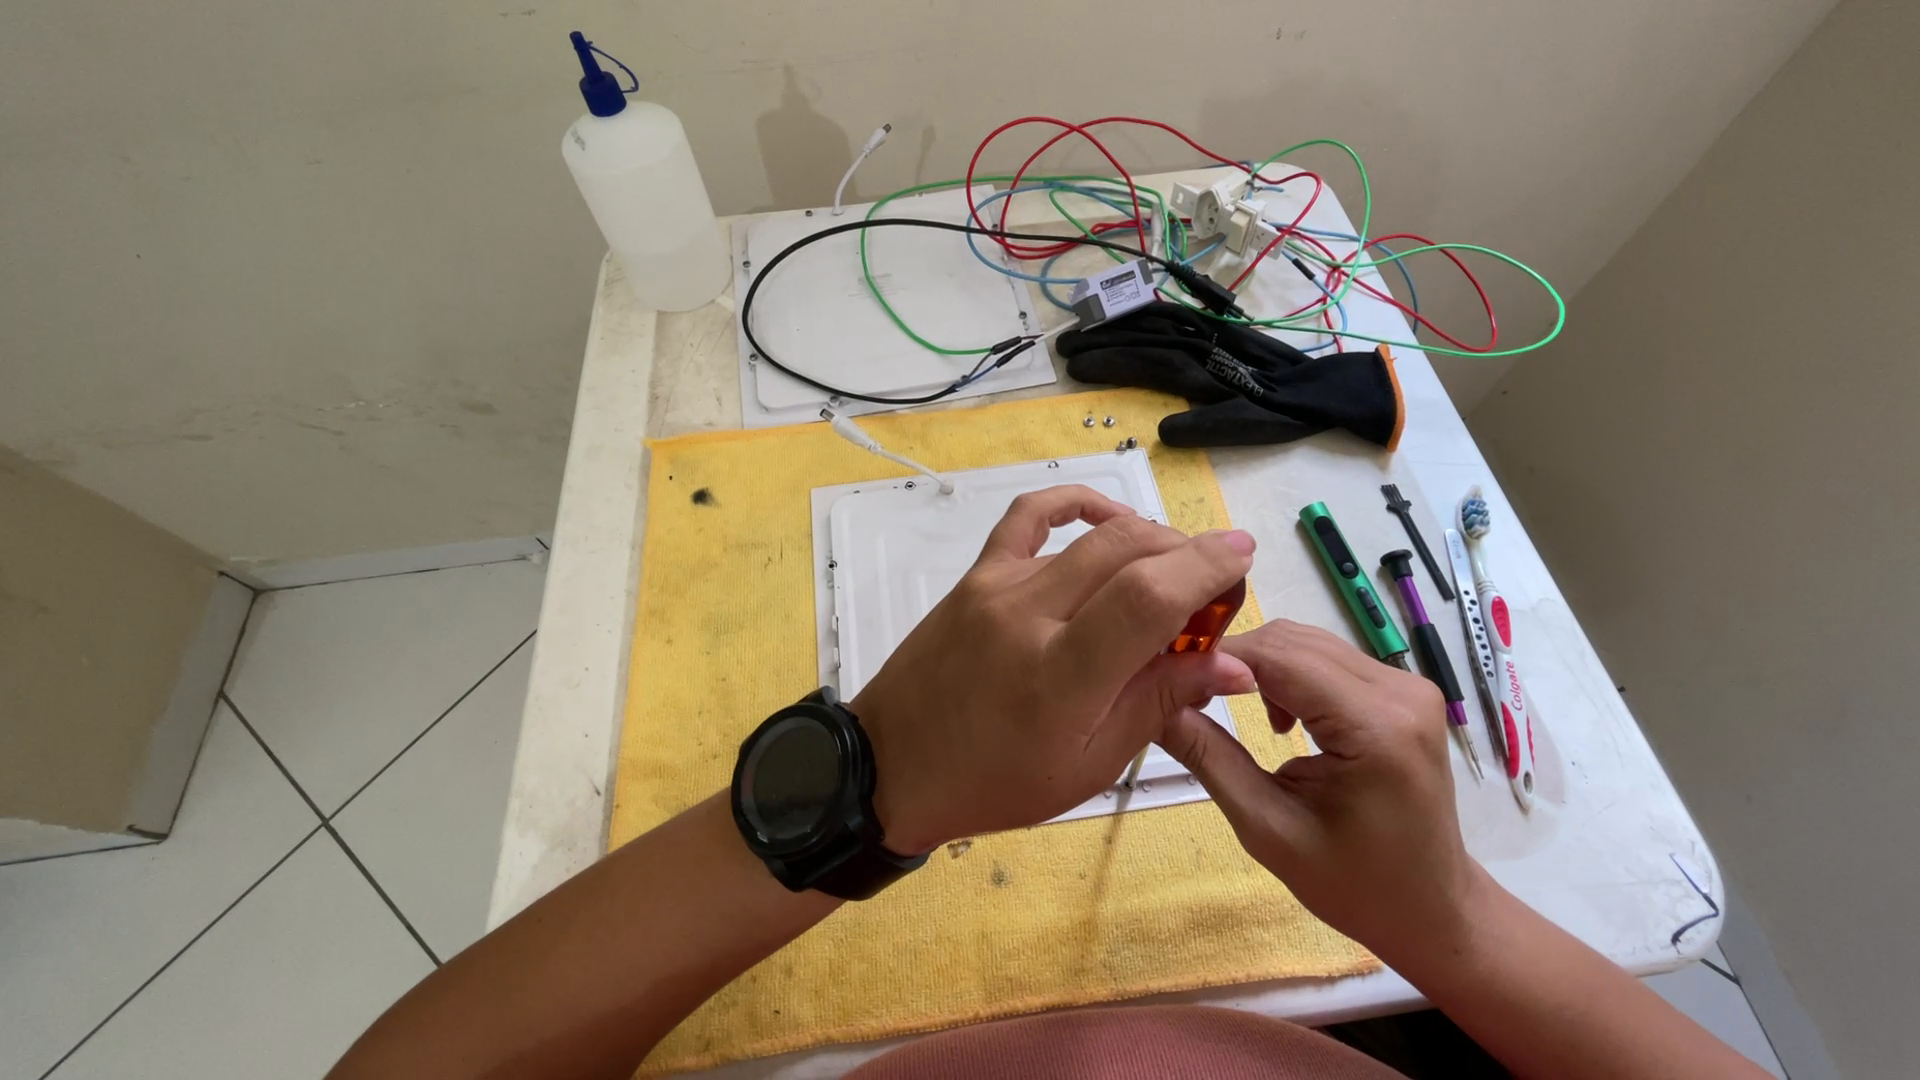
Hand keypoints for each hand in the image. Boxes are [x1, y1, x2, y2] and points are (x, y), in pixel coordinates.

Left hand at [853, 484, 1256, 854]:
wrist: (893, 765)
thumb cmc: (994, 782)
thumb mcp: (1087, 765)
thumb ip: (1158, 702)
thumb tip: (1231, 665)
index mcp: (1061, 675)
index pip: (1148, 596)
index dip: (1207, 567)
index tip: (1243, 558)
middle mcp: (1028, 614)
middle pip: (1126, 550)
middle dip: (1186, 551)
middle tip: (1214, 581)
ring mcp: (996, 586)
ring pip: (1088, 538)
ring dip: (1144, 544)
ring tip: (1169, 572)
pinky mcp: (975, 576)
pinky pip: (1028, 517)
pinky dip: (1076, 504)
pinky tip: (1109, 517)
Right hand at [1156, 620, 1482, 962]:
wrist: (1431, 910)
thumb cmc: (1351, 884)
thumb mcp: (1265, 828)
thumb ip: (1208, 757)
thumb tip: (1150, 703)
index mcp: (1375, 728)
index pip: (1278, 659)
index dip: (1215, 657)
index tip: (1164, 672)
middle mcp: (1401, 691)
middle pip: (1292, 642)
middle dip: (1231, 658)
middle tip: (1185, 690)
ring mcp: (1408, 686)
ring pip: (1306, 642)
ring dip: (1258, 664)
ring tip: (1228, 706)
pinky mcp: (1403, 691)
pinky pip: (1327, 658)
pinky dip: (1287, 673)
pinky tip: (1278, 717)